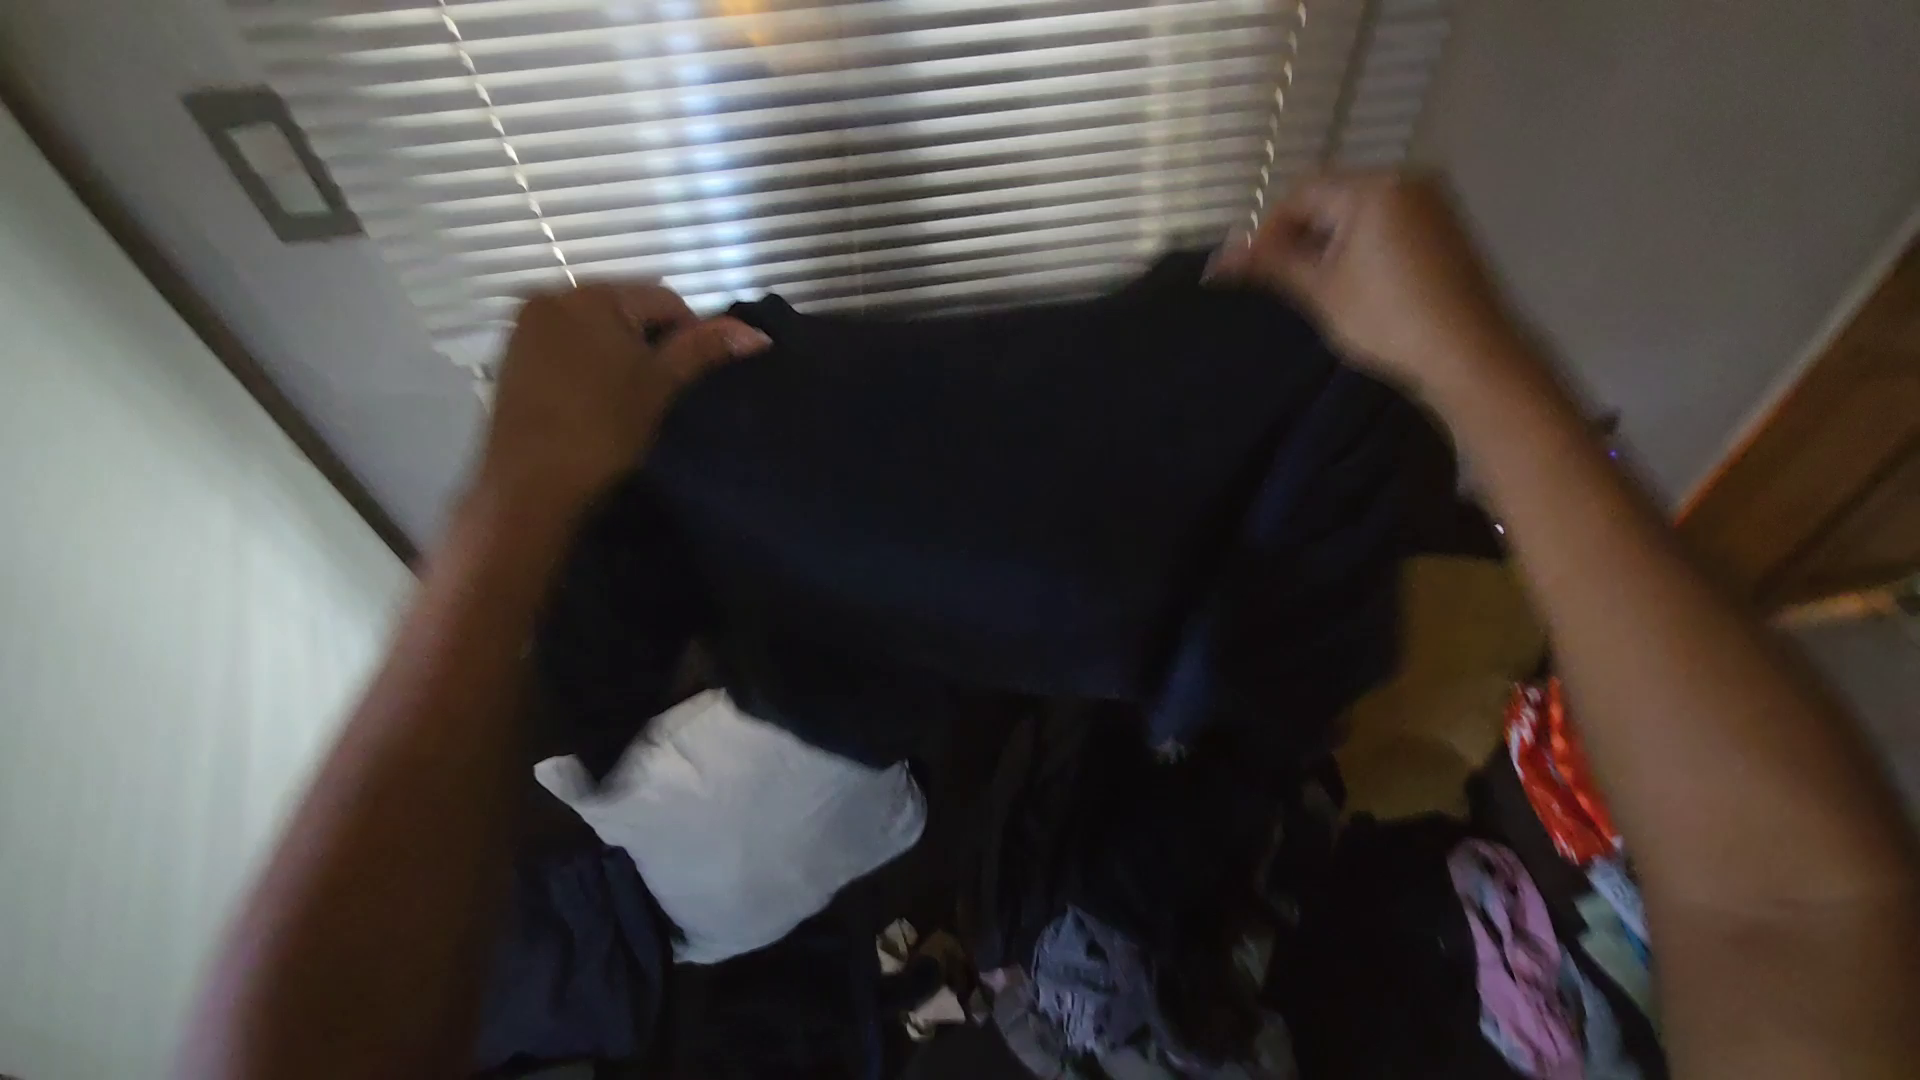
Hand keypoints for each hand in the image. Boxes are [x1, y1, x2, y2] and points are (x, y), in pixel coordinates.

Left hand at [475, 282, 770, 517]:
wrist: (533, 485)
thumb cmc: (604, 429)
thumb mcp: (662, 385)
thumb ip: (706, 349)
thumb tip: (759, 334)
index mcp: (591, 296)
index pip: (664, 301)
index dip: (690, 336)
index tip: (689, 378)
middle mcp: (552, 297)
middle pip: (627, 309)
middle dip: (650, 342)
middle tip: (659, 390)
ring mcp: (526, 327)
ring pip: (597, 329)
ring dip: (620, 353)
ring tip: (628, 398)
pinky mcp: (512, 357)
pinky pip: (567, 346)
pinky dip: (590, 364)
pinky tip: (595, 400)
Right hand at [1209, 171, 1521, 396]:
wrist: (1466, 353)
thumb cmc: (1386, 319)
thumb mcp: (1320, 290)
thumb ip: (1270, 265)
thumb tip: (1217, 259)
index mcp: (1374, 188)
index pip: (1302, 192)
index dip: (1269, 229)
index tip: (1253, 269)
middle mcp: (1406, 180)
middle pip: (1330, 196)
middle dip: (1298, 234)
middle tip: (1278, 279)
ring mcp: (1430, 202)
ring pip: (1357, 210)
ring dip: (1326, 240)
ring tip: (1312, 285)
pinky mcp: (1442, 226)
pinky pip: (1385, 221)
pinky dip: (1357, 244)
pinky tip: (1349, 282)